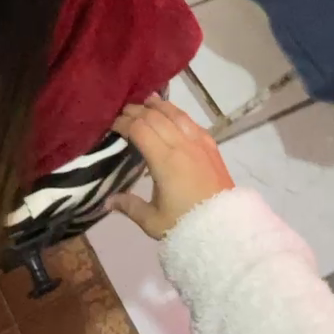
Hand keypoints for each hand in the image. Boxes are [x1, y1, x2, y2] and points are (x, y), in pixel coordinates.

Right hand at [107, 96, 235, 238]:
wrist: (226, 232)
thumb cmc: (186, 225)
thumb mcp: (153, 221)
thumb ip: (129, 207)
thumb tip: (107, 201)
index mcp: (164, 161)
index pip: (139, 129)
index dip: (123, 123)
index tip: (111, 125)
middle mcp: (181, 145)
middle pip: (155, 117)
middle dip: (136, 111)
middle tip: (122, 113)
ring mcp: (199, 144)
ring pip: (175, 114)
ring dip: (158, 106)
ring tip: (146, 102)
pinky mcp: (211, 147)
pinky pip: (192, 122)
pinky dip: (177, 113)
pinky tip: (172, 114)